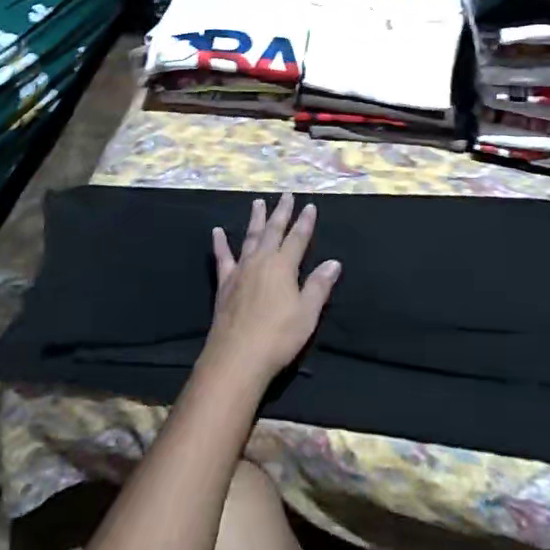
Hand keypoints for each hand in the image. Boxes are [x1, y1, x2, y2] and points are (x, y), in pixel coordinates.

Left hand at [203, 194, 342, 383]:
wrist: (238, 354)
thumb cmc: (279, 336)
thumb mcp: (307, 313)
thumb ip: (318, 285)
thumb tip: (333, 262)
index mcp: (283, 266)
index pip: (297, 239)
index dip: (304, 222)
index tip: (310, 206)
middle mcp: (260, 261)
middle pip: (272, 231)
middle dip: (281, 212)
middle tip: (285, 194)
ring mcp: (239, 270)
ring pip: (249, 238)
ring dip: (255, 220)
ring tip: (257, 202)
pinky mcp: (224, 282)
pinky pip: (222, 257)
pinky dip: (220, 243)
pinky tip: (217, 231)